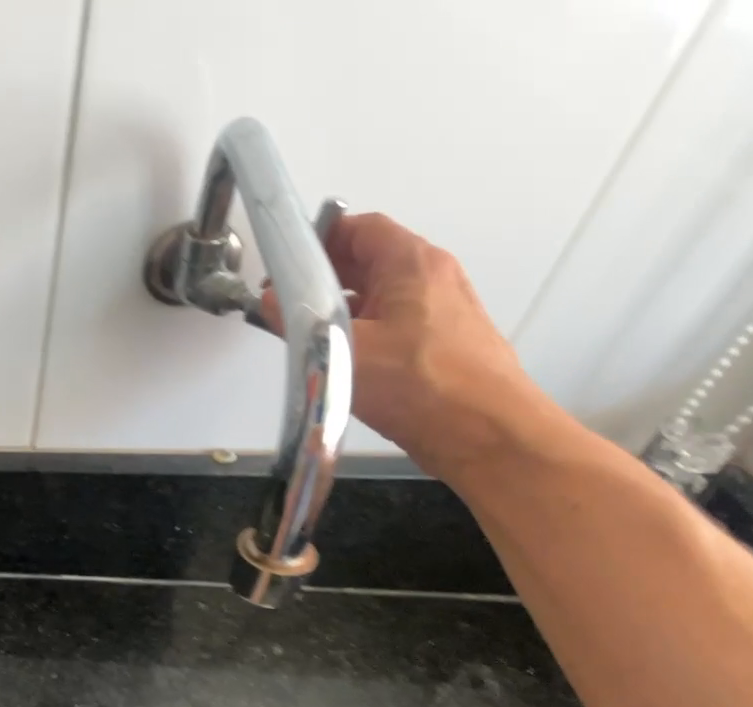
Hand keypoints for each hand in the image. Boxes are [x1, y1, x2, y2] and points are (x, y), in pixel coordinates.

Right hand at [268, 213, 546, 481]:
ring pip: (380, 292)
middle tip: (286, 299)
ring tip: (304, 331)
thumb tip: (269, 301)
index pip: (363, 228)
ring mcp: (442, 309)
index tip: (287, 261)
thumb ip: (297, 321)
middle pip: (371, 259)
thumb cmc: (417, 385)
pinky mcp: (441, 340)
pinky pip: (393, 320)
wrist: (483, 432)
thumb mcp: (339, 349)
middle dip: (324, 275)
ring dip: (340, 305)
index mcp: (413, 265)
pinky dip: (361, 327)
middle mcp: (433, 278)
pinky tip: (338, 355)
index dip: (320, 238)